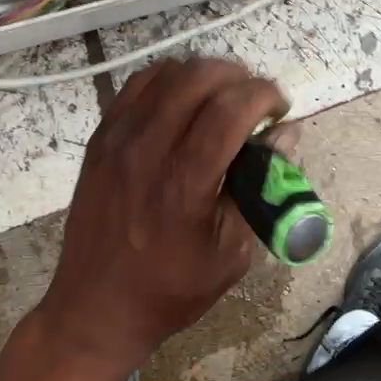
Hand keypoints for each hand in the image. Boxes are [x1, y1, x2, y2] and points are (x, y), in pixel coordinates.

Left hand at [0, 57, 287, 380]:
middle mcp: (148, 149)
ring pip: (171, 71)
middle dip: (241, 78)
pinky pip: (140, 82)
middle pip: (202, 77)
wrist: (94, 309)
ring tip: (223, 97)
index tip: (280, 107)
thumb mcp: (233, 252)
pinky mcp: (102, 136)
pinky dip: (172, 79)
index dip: (264, 95)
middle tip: (256, 101)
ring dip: (207, 73)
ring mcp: (119, 138)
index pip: (230, 109)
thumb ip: (263, 186)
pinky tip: (185, 99)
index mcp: (184, 184)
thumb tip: (286, 134)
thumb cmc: (171, 288)